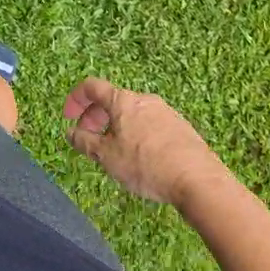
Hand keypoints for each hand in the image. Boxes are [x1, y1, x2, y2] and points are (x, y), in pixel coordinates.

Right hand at [62, 76, 229, 205]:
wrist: (200, 183)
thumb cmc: (146, 165)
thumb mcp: (106, 157)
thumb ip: (84, 142)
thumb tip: (71, 133)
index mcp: (123, 101)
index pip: (91, 87)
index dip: (75, 100)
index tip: (69, 118)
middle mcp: (145, 100)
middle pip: (113, 101)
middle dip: (96, 118)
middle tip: (90, 140)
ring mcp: (167, 114)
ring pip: (133, 115)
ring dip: (118, 128)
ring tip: (116, 153)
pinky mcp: (183, 130)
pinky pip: (152, 126)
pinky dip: (139, 136)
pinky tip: (143, 160)